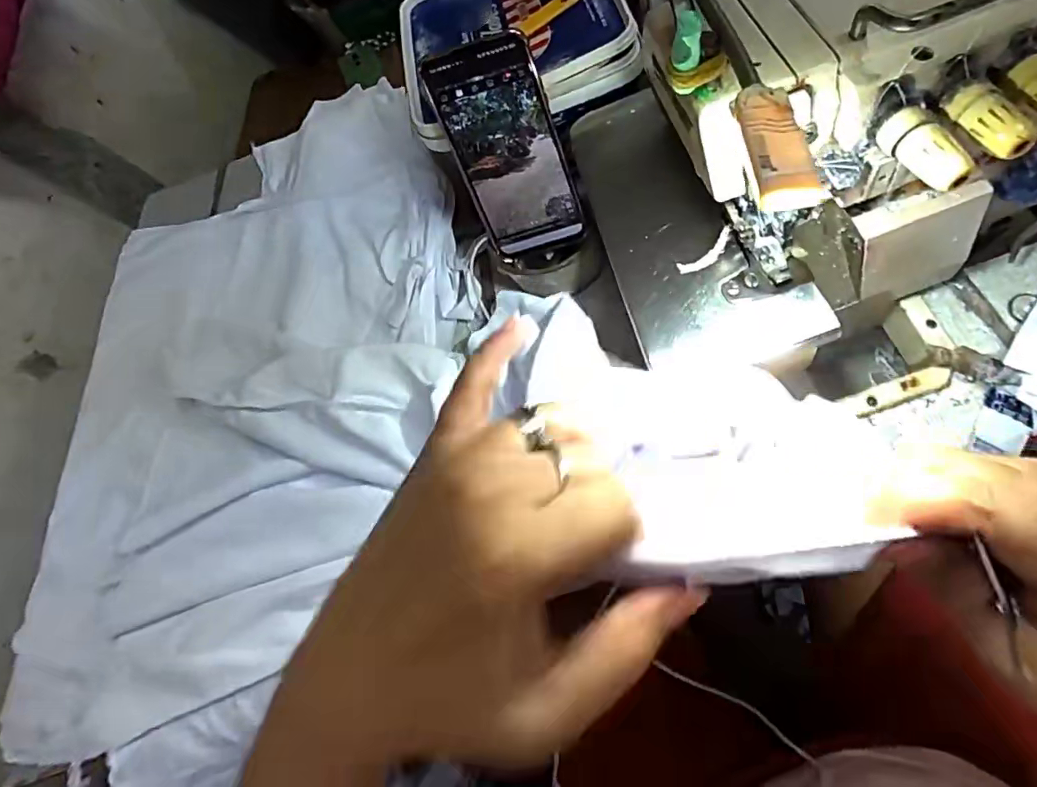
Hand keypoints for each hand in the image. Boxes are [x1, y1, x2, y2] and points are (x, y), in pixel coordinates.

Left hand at [245, 318, 706, 784]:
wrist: (345, 689)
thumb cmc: (452, 705)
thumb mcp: (548, 711)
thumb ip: (629, 649)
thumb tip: (691, 586)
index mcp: (517, 552)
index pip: (615, 502)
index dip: (626, 535)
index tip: (607, 567)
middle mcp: (488, 487)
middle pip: (590, 457)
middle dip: (602, 496)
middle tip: (582, 541)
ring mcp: (455, 461)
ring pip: (551, 424)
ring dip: (574, 452)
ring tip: (568, 490)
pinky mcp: (431, 455)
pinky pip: (468, 389)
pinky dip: (495, 355)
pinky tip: (519, 324)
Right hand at [880, 449, 1036, 784]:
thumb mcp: (1020, 664)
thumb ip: (956, 594)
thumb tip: (893, 540)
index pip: (987, 503)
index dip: (919, 503)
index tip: (864, 525)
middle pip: (960, 469)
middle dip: (901, 490)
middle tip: (866, 530)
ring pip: (951, 456)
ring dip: (908, 482)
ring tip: (886, 524)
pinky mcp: (1025, 469)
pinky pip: (957, 460)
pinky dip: (925, 480)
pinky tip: (917, 513)